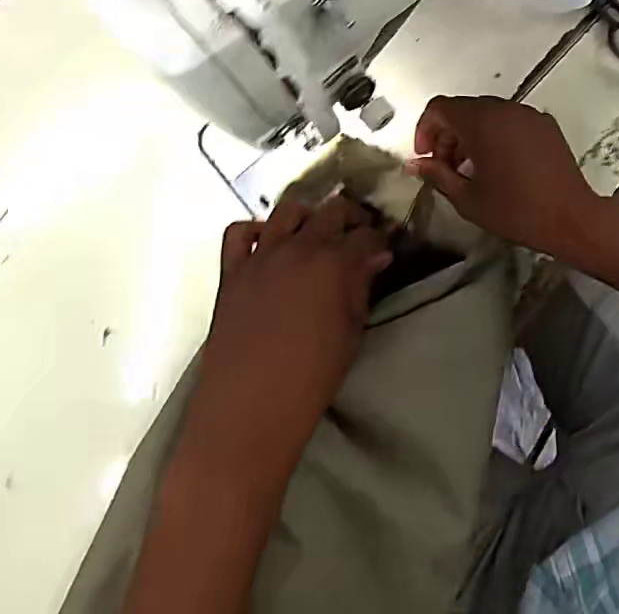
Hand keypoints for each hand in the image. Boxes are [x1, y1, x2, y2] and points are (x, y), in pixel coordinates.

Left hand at [200, 195, 393, 439]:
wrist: (248, 409)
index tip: (386, 247)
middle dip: (353, 217)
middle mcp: (298, 248)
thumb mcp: (352, 331)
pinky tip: (271, 245)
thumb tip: (375, 257)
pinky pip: (240, 233)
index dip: (381, 239)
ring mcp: (261, 256)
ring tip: (316, 234)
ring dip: (309, 215)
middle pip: (332, 211)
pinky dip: (258, 230)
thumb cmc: (312, 376)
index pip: (367, 235)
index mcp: (333, 263)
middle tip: (360, 234)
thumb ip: (362, 286)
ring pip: (288, 209)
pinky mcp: (232, 271)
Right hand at [406, 96, 613, 259]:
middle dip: (447, 134)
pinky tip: (497, 166)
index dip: (425, 129)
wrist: (571, 217)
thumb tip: (417, 163)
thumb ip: (437, 175)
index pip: (441, 107)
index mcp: (483, 122)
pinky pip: (510, 121)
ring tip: (469, 170)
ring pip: (488, 113)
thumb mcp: (467, 199)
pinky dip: (495, 135)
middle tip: (444, 166)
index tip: (426, 156)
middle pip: (464, 108)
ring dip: (471, 134)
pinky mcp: (546, 125)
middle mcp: (506, 109)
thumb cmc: (517, 211)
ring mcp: (529, 115)